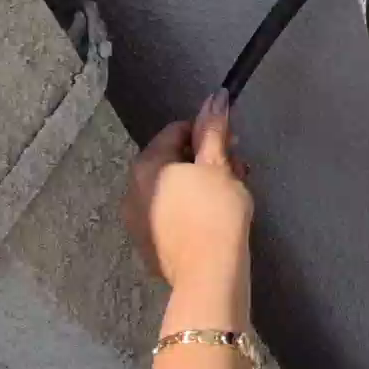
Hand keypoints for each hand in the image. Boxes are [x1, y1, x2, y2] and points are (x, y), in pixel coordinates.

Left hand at [123, 90, 254, 298]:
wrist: (208, 272)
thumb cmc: (216, 211)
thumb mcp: (219, 164)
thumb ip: (214, 129)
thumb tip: (216, 96)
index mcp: (148, 166)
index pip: (177, 130)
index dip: (208, 133)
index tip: (232, 146)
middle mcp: (132, 189)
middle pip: (173, 158)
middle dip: (206, 159)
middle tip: (236, 170)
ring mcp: (136, 219)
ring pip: (172, 186)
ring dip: (200, 182)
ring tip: (229, 194)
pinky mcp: (146, 243)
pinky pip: (168, 212)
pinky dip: (188, 206)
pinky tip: (211, 217)